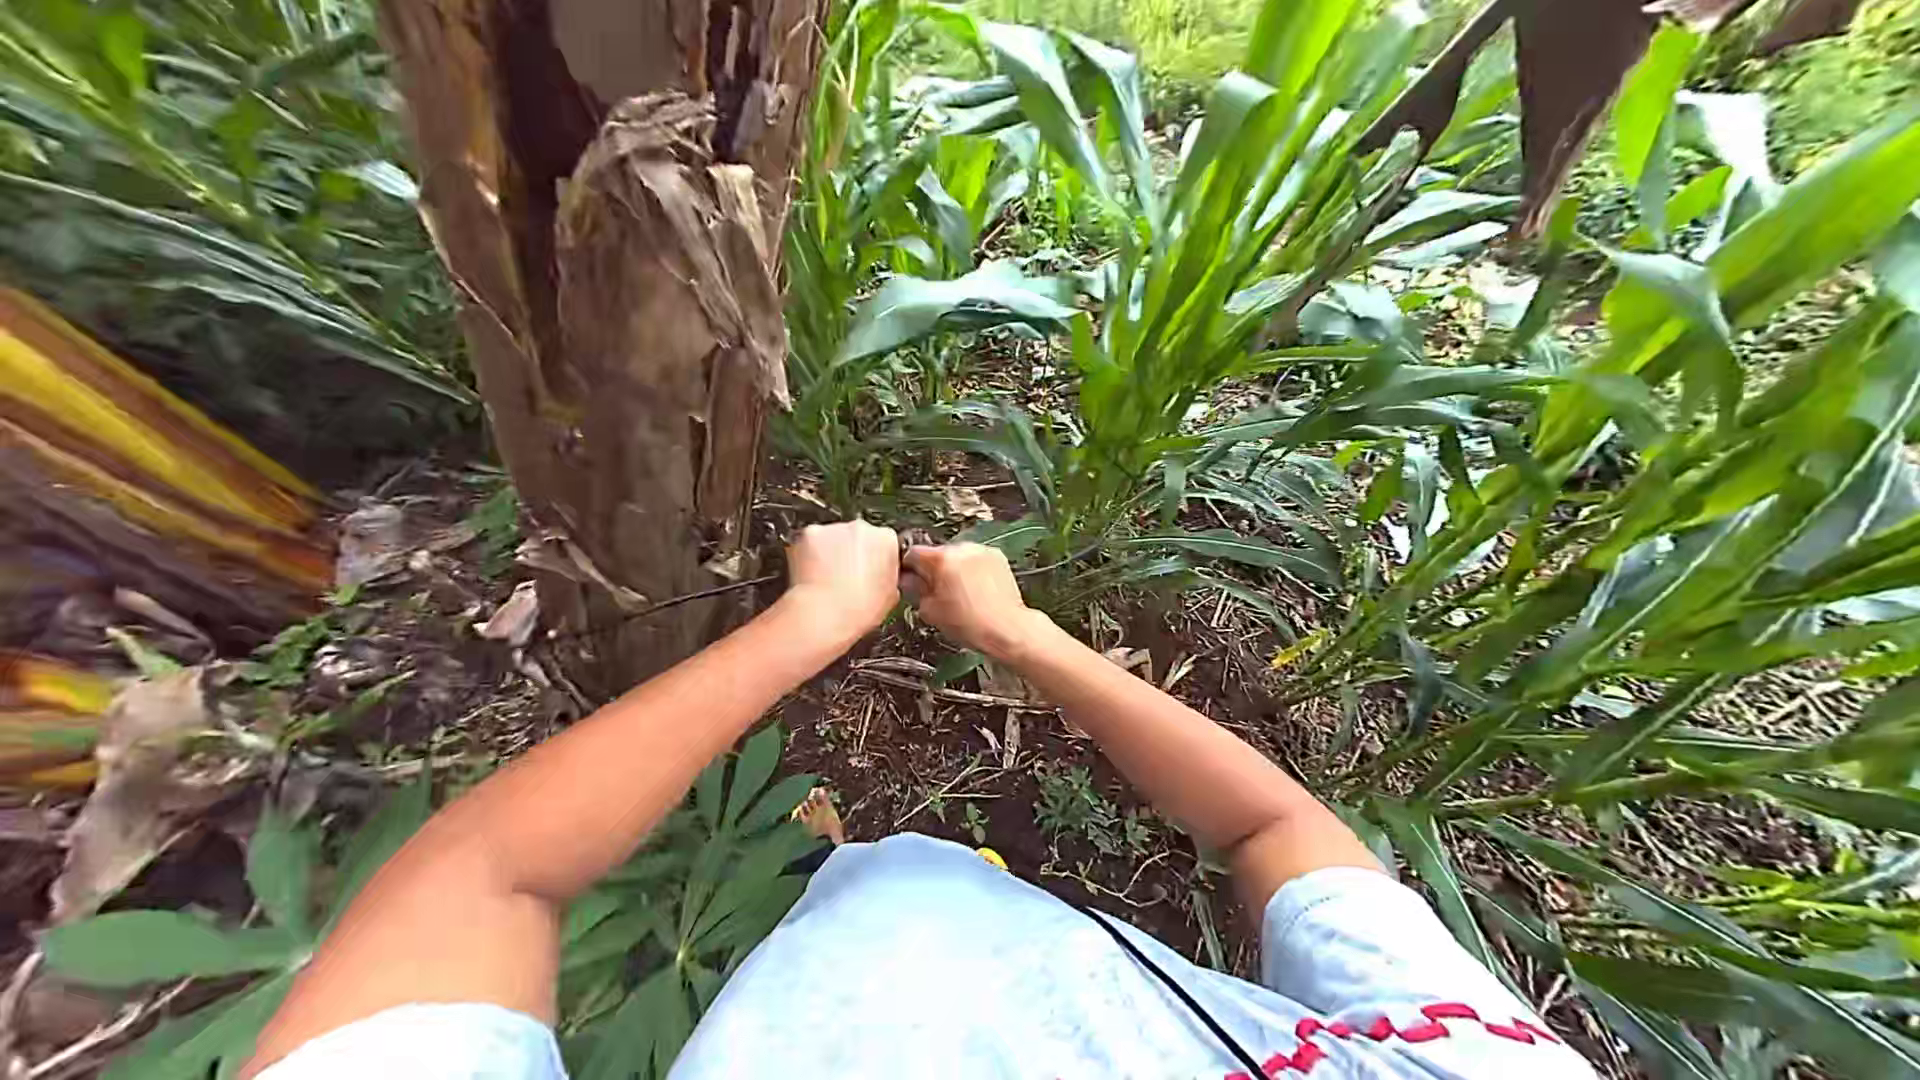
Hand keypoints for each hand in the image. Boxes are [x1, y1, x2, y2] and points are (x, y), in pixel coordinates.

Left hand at [781, 521, 900, 641]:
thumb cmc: (857, 610)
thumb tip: (882, 577)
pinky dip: (810, 555)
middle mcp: (861, 528)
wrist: (825, 615)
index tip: (871, 571)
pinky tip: (813, 576)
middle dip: (853, 552)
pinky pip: (811, 542)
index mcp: (886, 540)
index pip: (885, 542)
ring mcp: (833, 530)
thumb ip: (888, 576)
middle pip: (858, 536)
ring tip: (829, 580)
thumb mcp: (891, 595)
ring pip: (833, 538)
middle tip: (848, 578)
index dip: (877, 559)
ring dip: (831, 553)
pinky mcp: (808, 535)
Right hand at [902, 543, 1049, 660]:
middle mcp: (961, 549)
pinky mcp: (997, 557)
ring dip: (955, 569)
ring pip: (958, 556)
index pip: (913, 553)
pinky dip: (973, 570)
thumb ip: (915, 590)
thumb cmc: (971, 623)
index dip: (909, 568)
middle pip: (937, 554)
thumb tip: (909, 581)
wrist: (1007, 628)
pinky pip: (976, 559)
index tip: (912, 579)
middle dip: (935, 570)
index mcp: (941, 559)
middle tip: (938, 593)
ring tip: (960, 594)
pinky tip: (976, 590)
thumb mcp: (931, 611)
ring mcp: (981, 551)